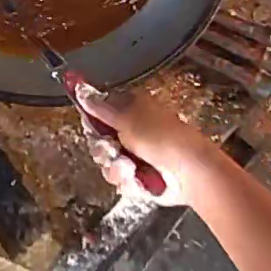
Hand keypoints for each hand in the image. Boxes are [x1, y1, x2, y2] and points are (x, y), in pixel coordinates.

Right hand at [71, 78, 221, 206]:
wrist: (190, 172)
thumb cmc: (161, 137)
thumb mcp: (127, 117)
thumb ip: (100, 106)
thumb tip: (80, 88)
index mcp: (128, 107)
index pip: (97, 110)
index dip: (91, 121)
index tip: (93, 128)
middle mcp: (130, 129)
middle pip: (98, 139)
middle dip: (103, 150)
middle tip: (113, 150)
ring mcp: (135, 154)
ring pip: (107, 162)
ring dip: (116, 168)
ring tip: (131, 169)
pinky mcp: (140, 177)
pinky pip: (120, 180)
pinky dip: (127, 182)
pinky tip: (138, 180)